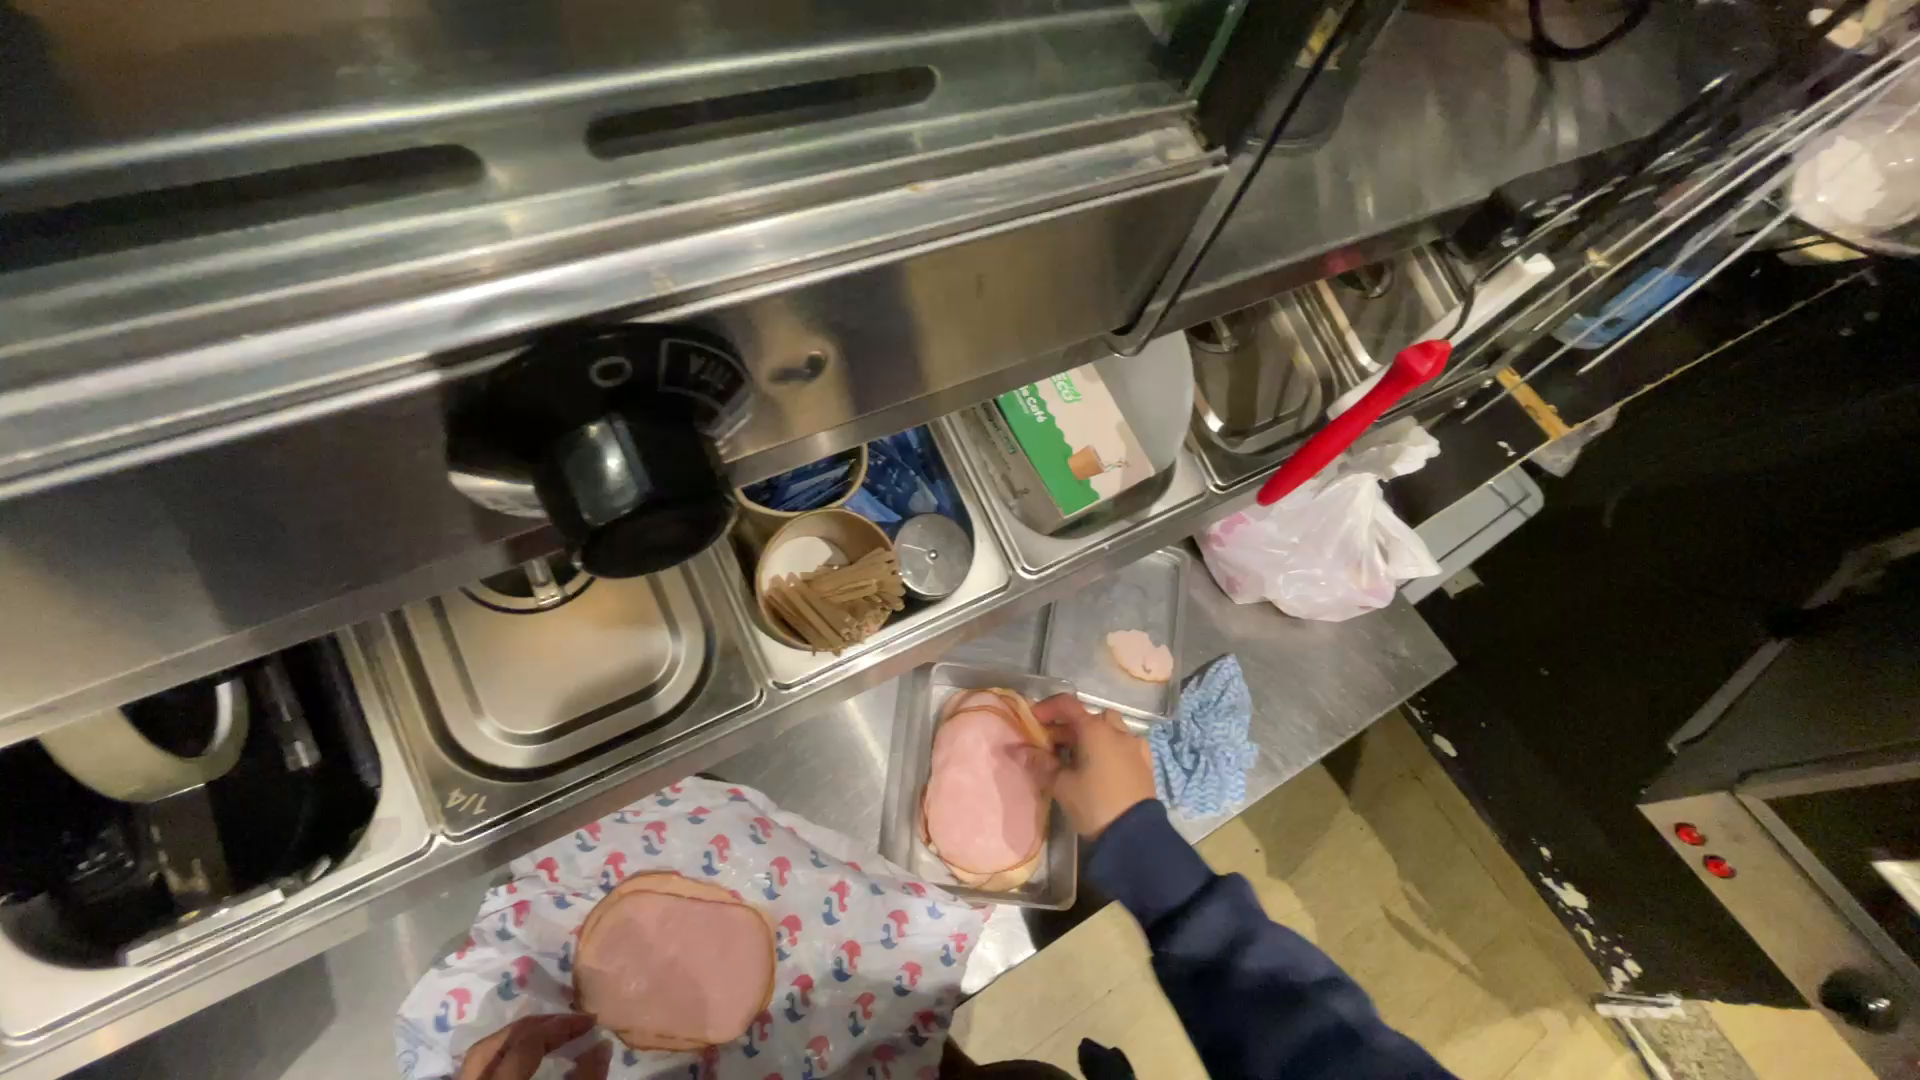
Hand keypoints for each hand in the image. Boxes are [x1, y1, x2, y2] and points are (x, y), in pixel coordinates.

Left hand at [458, 1014, 607, 1079]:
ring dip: (516, 1036)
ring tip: (547, 1034)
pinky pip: (477, 1067)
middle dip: (536, 1025)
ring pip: (481, 1052)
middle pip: (496, 1041)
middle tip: (568, 1022)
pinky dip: (502, 1053)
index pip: (527, 1043)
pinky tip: (523, 1056)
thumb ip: (585, 1079)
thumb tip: (602, 1046)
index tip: (590, 1022)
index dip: (561, 1027)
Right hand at [1033, 694, 1155, 839]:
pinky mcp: (1145, 762)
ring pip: (1109, 727)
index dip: (1047, 708)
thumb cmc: (1094, 804)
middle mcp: (1117, 730)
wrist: (1135, 835)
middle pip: (1088, 716)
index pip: (1067, 705)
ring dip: (1091, 733)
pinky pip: (1125, 742)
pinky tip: (1104, 763)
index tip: (1033, 719)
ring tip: (1078, 754)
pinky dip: (1110, 745)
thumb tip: (1022, 751)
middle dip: (1067, 726)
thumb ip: (1041, 764)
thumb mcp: (1061, 785)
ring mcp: (1135, 745)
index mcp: (1095, 730)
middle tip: (1051, 744)